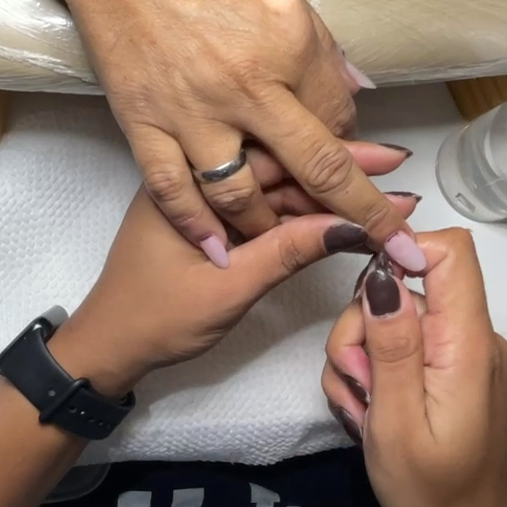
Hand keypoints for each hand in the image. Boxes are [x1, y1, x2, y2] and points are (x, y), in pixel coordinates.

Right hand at [17, 0, 421, 273]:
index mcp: (289, 39)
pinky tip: (216, 249)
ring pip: (244, 193)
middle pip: (317, 166)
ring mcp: (192, 111)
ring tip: (282, 234)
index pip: (338, 113)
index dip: (351, 140)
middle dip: (363, 212)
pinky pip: (173, 190)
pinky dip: (197, 225)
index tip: (353, 154)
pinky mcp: (143, 123)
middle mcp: (248, 85)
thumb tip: (349, 90)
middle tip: (393, 245)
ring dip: (270, 223)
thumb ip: (313, 43)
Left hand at [51, 142, 418, 396]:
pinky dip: (300, 218)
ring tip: (381, 195)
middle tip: (395, 167)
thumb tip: (352, 227)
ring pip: (275, 191)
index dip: (332, 162)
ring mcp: (206, 201)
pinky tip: (338, 218)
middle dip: (337, 171)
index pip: (271, 160)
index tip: (384, 162)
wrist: (111, 346)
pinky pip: (263, 212)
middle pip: (278, 169)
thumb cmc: (156, 318)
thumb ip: (287, 253)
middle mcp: (197, 181)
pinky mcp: (213, 223)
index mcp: (188, 183)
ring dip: (324, 197)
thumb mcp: (227, 288)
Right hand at [319, 229, 506, 506]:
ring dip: (358, 359)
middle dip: (360, 331)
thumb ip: (392, 346)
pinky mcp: (440, 365)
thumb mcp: (396, 422)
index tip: (362, 296)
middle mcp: (468, 335)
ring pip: (385, 317)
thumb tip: (382, 275)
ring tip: (364, 409)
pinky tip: (371, 409)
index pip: (450, 253)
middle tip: (358, 386)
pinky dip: (371, 371)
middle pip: (400, 288)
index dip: (401, 251)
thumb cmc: (430, 488)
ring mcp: (454, 350)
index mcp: (467, 343)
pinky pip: (395, 344)